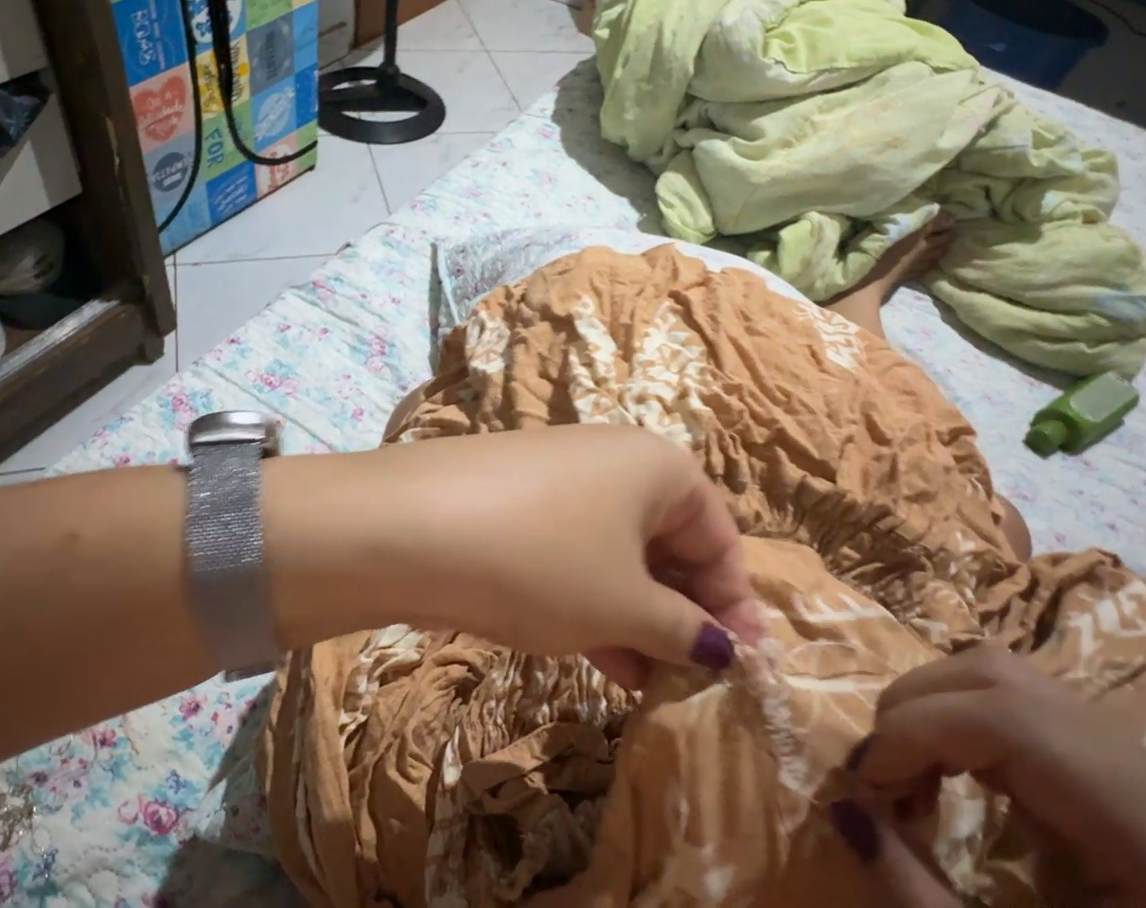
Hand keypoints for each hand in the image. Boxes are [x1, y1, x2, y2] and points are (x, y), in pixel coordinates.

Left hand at [266, 424, 761, 688]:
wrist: (404, 529)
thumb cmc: (540, 562)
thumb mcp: (622, 607)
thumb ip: (684, 631)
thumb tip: (726, 649)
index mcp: (659, 467)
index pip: (719, 538)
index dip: (733, 605)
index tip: (741, 667)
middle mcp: (612, 461)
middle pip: (667, 545)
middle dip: (681, 616)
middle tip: (689, 682)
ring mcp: (557, 480)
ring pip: (617, 556)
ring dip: (636, 618)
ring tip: (648, 683)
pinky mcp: (513, 505)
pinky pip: (572, 555)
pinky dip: (591, 602)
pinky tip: (597, 656)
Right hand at [827, 646, 1145, 907]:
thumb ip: (917, 894)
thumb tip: (841, 809)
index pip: (1009, 720)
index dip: (914, 733)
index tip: (862, 786)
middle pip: (1000, 675)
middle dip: (912, 708)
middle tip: (877, 778)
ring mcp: (1138, 760)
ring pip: (1008, 676)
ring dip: (934, 709)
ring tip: (907, 775)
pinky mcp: (1119, 767)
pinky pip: (1025, 706)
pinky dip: (964, 724)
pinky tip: (952, 779)